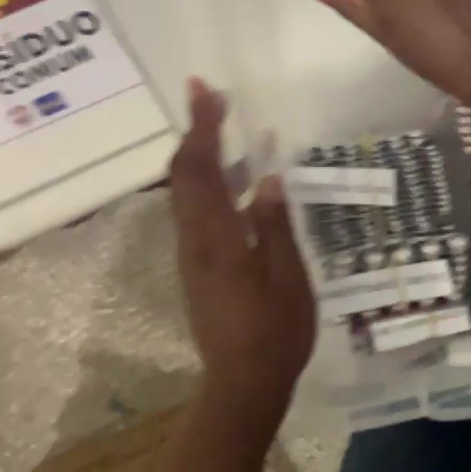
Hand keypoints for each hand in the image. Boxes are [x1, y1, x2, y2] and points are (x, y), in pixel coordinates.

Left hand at [169, 79, 315, 397]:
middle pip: (182, 175)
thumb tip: (270, 180)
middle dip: (195, 132)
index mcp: (216, 238)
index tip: (206, 90)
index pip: (199, 169)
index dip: (201, 127)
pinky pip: (198, 213)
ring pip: (186, 193)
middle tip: (214, 99)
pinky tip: (243, 187)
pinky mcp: (199, 269)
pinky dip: (212, 186)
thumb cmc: (275, 330)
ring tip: (230, 134)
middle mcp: (194, 240)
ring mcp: (193, 255)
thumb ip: (275, 227)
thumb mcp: (287, 277)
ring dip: (202, 157)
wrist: (243, 381)